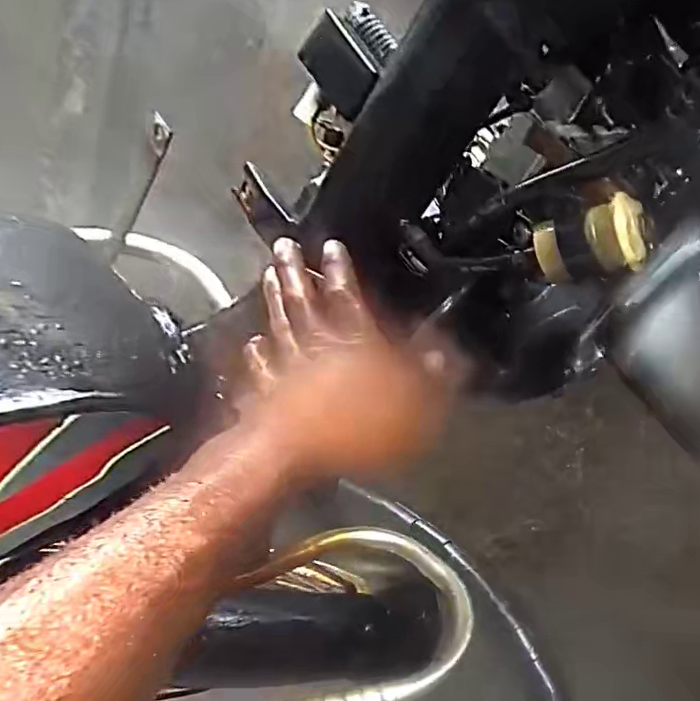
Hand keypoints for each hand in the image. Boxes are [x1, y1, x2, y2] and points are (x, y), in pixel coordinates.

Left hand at [233, 237, 458, 482]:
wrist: (298, 454)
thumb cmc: (361, 427)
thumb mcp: (418, 403)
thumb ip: (432, 375)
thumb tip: (445, 354)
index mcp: (357, 343)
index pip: (348, 296)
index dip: (340, 270)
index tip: (330, 246)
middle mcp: (318, 346)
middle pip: (304, 301)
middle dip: (295, 270)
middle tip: (283, 246)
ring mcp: (288, 368)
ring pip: (279, 323)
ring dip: (273, 298)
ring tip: (268, 275)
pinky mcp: (267, 392)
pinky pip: (260, 365)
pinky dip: (256, 351)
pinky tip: (254, 341)